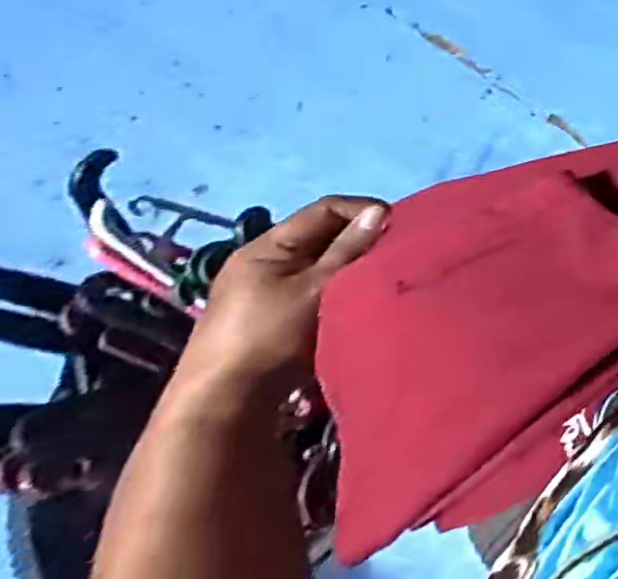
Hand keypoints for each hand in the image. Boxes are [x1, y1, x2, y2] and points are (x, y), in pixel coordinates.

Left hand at [173, 195, 387, 399]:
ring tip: (381, 274)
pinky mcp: (275, 316)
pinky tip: (359, 297)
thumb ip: (348, 248)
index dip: (362, 210)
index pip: (324, 209)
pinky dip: (340, 285)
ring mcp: (267, 290)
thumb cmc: (267, 337)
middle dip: (360, 238)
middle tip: (393, 250)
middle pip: (324, 234)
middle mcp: (264, 262)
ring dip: (352, 264)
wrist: (222, 407)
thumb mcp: (315, 288)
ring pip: (323, 262)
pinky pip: (317, 286)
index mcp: (266, 247)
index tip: (395, 226)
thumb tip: (380, 211)